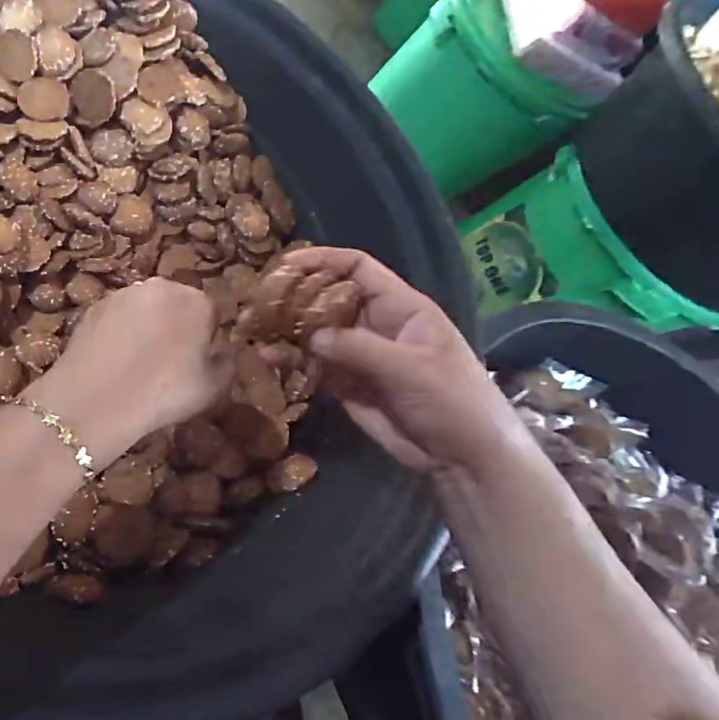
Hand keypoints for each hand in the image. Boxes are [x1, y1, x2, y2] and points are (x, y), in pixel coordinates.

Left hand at [23, 278, 229, 463]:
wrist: (98, 399)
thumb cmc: (164, 392)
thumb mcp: (213, 388)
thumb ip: (227, 363)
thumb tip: (223, 352)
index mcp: (197, 301)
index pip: (210, 315)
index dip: (205, 340)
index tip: (195, 363)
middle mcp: (161, 287)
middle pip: (176, 305)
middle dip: (175, 326)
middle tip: (167, 362)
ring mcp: (123, 294)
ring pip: (144, 309)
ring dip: (146, 327)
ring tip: (137, 363)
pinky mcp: (94, 306)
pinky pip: (116, 318)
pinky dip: (118, 332)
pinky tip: (114, 360)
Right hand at [280, 247, 530, 477]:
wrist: (463, 458)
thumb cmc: (452, 401)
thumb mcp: (410, 369)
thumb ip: (359, 349)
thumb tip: (311, 338)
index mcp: (401, 307)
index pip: (358, 269)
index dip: (324, 261)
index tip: (288, 264)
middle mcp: (376, 325)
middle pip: (329, 299)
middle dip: (296, 298)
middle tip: (260, 302)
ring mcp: (359, 356)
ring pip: (317, 334)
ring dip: (288, 332)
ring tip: (255, 332)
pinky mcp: (347, 385)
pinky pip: (315, 367)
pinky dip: (293, 363)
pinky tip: (269, 362)